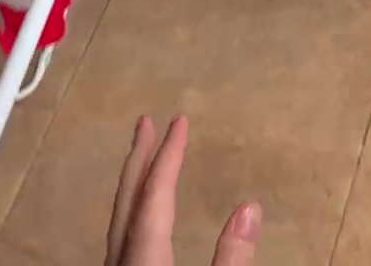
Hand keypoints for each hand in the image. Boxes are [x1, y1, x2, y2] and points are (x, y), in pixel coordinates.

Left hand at [106, 115, 260, 265]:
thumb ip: (230, 259)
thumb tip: (250, 207)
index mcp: (144, 258)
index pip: (155, 195)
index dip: (168, 154)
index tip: (180, 119)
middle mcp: (122, 261)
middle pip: (128, 200)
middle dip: (139, 157)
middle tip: (144, 120)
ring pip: (120, 217)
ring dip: (134, 181)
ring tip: (143, 155)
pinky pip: (123, 232)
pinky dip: (133, 206)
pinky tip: (141, 210)